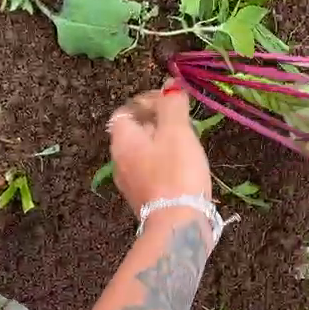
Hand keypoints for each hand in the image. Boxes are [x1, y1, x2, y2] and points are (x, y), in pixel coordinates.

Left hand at [107, 82, 211, 213]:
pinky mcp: (145, 198)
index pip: (125, 110)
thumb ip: (172, 104)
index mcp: (122, 141)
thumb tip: (170, 84)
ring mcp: (131, 182)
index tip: (171, 101)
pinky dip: (166, 163)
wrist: (178, 225)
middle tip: (183, 122)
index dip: (147, 100)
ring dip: (165, 143)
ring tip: (188, 144)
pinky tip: (185, 168)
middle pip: (135, 131)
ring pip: (145, 152)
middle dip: (159, 121)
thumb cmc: (176, 173)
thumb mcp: (176, 131)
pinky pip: (152, 171)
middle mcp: (120, 161)